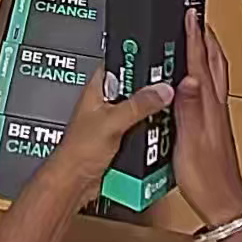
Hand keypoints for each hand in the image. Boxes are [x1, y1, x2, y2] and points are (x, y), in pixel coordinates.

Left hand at [52, 69, 172, 186]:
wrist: (74, 184)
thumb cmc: (78, 151)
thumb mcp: (112, 122)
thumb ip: (138, 105)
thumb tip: (161, 90)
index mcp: (97, 89)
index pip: (118, 62)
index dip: (135, 57)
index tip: (156, 57)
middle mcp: (105, 103)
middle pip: (133, 86)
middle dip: (149, 88)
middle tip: (167, 87)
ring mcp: (113, 121)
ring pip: (139, 109)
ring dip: (151, 112)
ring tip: (166, 110)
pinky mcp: (121, 138)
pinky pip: (141, 128)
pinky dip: (150, 129)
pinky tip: (159, 130)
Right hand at [172, 7, 241, 226]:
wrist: (223, 202)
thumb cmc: (205, 176)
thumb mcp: (190, 141)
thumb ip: (189, 108)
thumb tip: (188, 76)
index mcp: (208, 104)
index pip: (201, 62)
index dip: (195, 36)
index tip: (190, 14)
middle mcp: (215, 105)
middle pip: (214, 62)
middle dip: (206, 37)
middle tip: (197, 18)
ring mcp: (216, 114)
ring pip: (214, 73)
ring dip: (207, 51)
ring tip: (199, 38)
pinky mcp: (213, 124)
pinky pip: (210, 88)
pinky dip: (204, 72)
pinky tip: (196, 78)